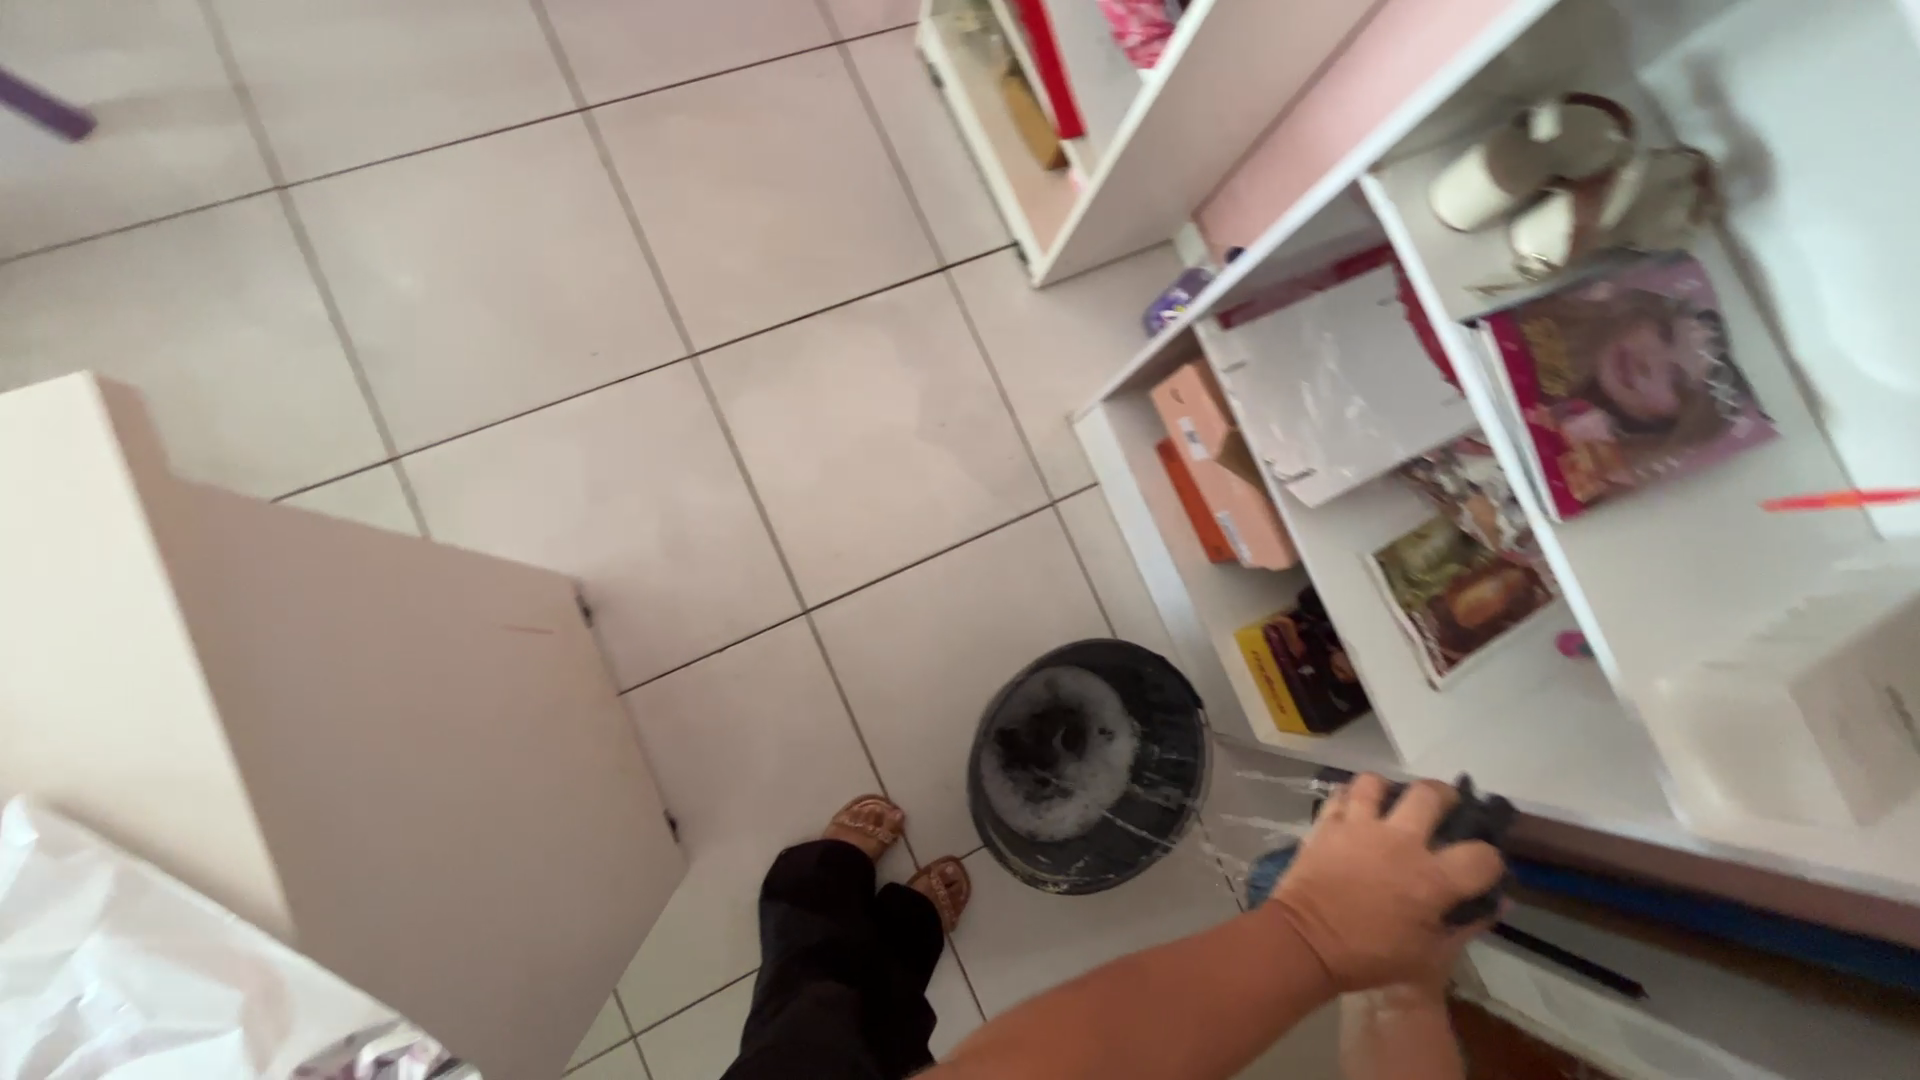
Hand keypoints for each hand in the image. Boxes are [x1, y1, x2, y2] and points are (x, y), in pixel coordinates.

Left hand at [1268, 776, 1502, 992]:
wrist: (1307, 940)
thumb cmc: (1370, 954)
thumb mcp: (1429, 954)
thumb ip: (1466, 925)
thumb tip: (1497, 903)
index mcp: (1432, 877)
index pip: (1482, 855)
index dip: (1490, 859)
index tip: (1482, 864)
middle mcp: (1399, 841)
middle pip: (1429, 795)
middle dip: (1444, 796)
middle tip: (1443, 807)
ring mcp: (1358, 826)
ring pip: (1375, 782)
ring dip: (1387, 789)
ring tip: (1390, 802)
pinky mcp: (1326, 823)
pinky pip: (1340, 795)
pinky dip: (1350, 797)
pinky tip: (1355, 809)